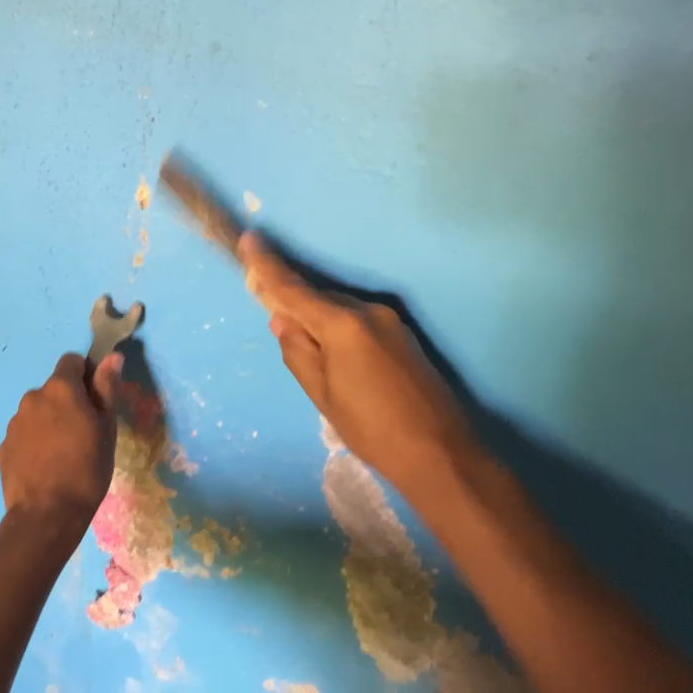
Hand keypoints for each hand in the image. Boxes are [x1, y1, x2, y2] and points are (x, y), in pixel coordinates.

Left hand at [0, 353, 122, 527]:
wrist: (46, 515)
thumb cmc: (86, 468)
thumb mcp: (106, 428)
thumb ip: (107, 388)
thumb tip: (113, 356)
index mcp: (59, 388)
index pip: (71, 361)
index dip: (86, 374)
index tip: (96, 399)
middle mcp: (32, 397)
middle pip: (54, 389)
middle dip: (68, 402)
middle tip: (84, 433)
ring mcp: (14, 423)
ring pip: (38, 412)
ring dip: (50, 423)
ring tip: (64, 455)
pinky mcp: (4, 447)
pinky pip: (24, 435)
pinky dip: (35, 443)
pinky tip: (46, 468)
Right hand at [239, 232, 473, 483]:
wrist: (443, 454)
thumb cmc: (373, 429)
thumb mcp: (323, 395)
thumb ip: (297, 352)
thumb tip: (282, 321)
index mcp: (342, 324)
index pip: (293, 289)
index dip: (267, 265)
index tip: (249, 238)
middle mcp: (367, 311)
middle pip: (317, 298)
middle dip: (295, 304)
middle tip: (279, 327)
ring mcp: (390, 321)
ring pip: (339, 309)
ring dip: (320, 320)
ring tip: (315, 357)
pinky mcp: (403, 335)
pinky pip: (359, 320)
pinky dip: (340, 329)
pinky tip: (340, 358)